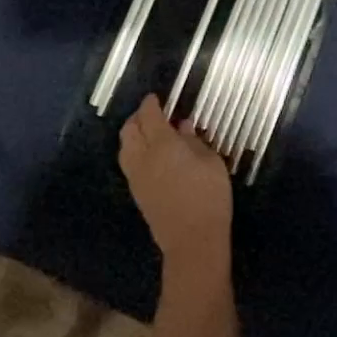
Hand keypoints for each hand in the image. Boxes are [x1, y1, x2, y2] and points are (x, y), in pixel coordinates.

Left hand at [119, 95, 231, 273]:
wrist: (192, 239)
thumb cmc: (209, 196)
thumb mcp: (212, 161)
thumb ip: (194, 141)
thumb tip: (183, 126)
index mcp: (162, 144)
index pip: (149, 115)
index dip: (151, 103)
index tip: (156, 97)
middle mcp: (142, 156)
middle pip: (130, 128)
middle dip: (138, 116)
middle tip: (153, 113)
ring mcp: (136, 175)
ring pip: (124, 146)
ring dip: (133, 133)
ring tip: (150, 132)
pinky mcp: (136, 191)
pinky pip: (128, 161)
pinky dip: (134, 150)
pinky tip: (151, 154)